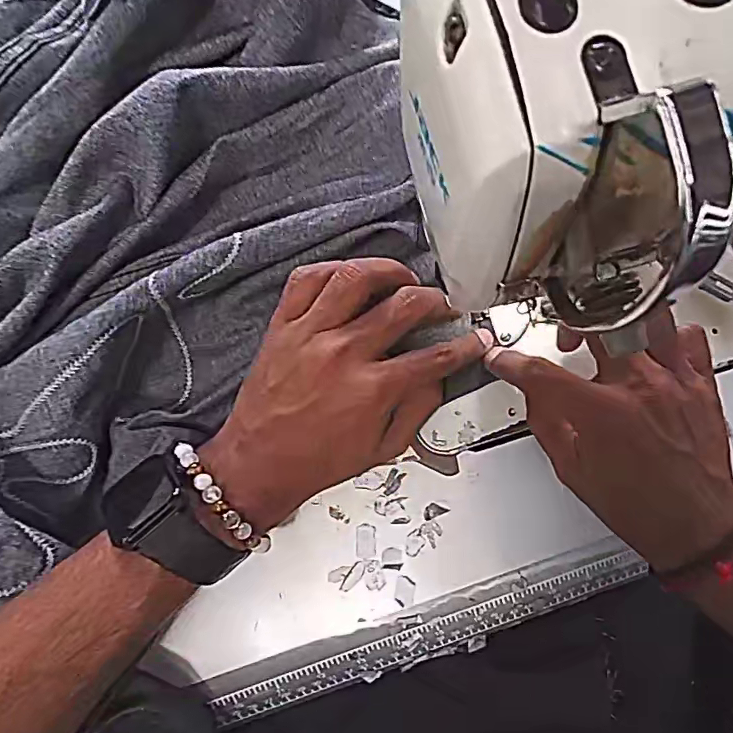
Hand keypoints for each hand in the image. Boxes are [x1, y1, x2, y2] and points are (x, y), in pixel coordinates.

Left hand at [200, 258, 489, 529]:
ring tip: (402, 279)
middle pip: (405, 305)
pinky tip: (350, 277)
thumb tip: (437, 380)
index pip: (434, 356)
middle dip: (436, 303)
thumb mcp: (382, 448)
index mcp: (372, 389)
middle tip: (442, 308)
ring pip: (357, 277)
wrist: (259, 463)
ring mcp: (311, 335)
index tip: (473, 339)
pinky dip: (334, 269)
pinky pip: (307, 279)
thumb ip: (416, 410)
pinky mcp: (284, 327)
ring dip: (390, 271)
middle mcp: (343, 355)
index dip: (464, 345)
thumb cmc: (314, 460)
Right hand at [484, 306, 732, 573]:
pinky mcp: (702, 385)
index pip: (542, 372)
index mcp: (602, 413)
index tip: (506, 361)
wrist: (695, 525)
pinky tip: (654, 352)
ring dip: (619, 321)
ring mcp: (675, 382)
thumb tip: (535, 396)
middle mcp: (641, 388)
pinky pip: (688, 338)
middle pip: (599, 321)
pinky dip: (667, 337)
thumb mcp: (574, 470)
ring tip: (610, 336)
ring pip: (648, 315)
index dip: (513, 363)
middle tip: (567, 340)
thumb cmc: (642, 507)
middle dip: (571, 323)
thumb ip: (549, 424)